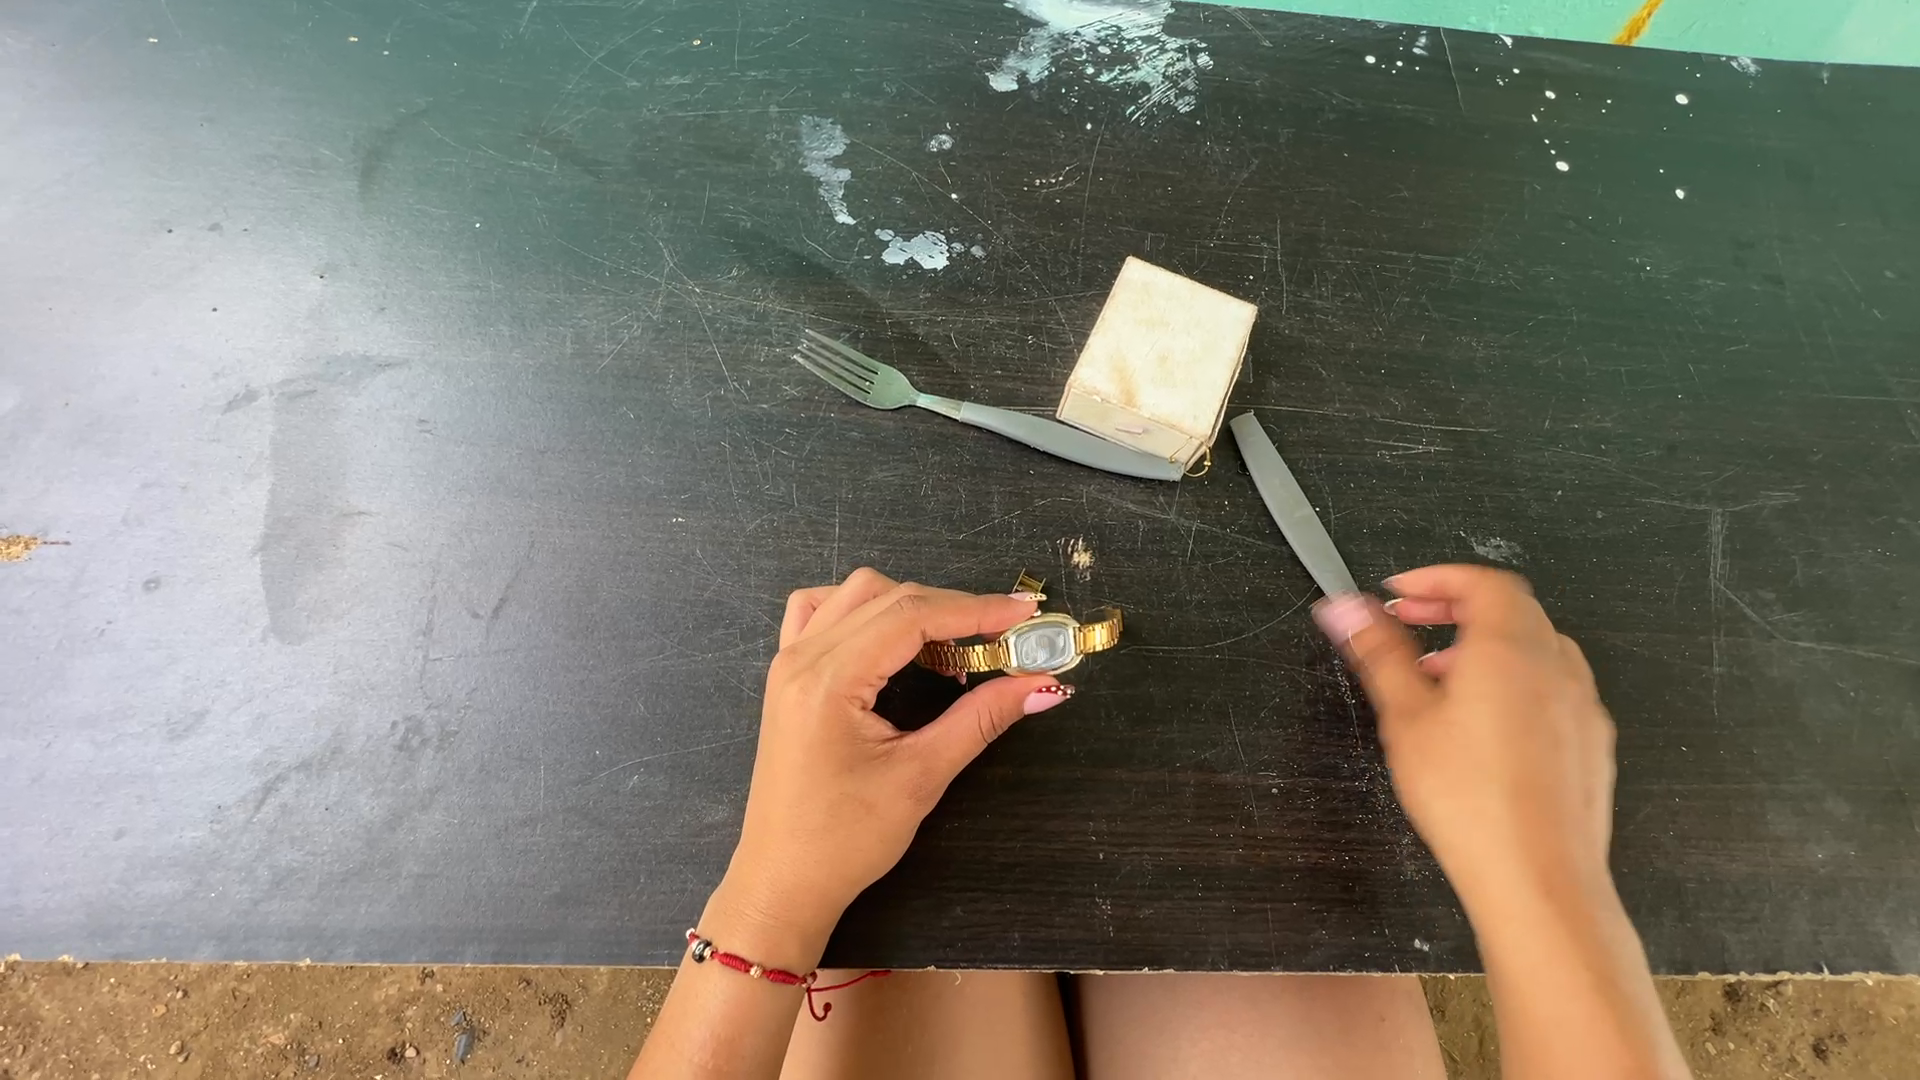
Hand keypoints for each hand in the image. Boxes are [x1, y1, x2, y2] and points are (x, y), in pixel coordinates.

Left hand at [706, 569, 1071, 961]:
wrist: (782, 882)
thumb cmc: (846, 840)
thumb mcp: (921, 777)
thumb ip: (982, 719)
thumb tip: (1043, 685)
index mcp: (829, 679)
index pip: (912, 616)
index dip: (975, 610)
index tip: (1023, 613)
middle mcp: (802, 657)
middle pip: (888, 597)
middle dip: (952, 608)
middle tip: (1002, 636)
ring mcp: (788, 661)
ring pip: (856, 594)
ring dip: (909, 604)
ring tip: (949, 644)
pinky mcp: (787, 674)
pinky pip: (819, 610)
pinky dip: (863, 608)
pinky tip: (888, 637)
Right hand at [1311, 565, 1617, 915]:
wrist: (1537, 879)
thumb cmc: (1467, 797)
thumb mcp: (1403, 713)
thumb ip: (1376, 651)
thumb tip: (1344, 607)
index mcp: (1509, 650)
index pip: (1482, 581)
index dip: (1434, 577)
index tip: (1396, 593)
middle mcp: (1555, 668)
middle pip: (1511, 607)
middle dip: (1453, 605)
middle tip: (1408, 622)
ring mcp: (1581, 706)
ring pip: (1533, 645)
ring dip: (1482, 640)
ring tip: (1437, 673)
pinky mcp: (1590, 741)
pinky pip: (1551, 683)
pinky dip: (1511, 674)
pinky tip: (1478, 718)